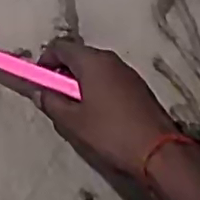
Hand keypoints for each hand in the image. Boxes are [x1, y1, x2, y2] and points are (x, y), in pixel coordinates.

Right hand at [36, 40, 178, 180]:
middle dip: (63, 72)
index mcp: (91, 60)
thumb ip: (52, 103)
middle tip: (57, 97)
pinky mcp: (138, 85)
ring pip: (94, 66)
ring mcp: (126, 70)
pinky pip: (109, 76)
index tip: (40, 81)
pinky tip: (100, 113)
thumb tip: (39, 92)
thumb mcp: (74, 123)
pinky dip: (98, 86)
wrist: (161, 152)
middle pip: (77, 54)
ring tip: (78, 109)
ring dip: (81, 80)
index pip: (59, 46)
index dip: (45, 60)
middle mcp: (108, 57)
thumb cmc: (112, 133)